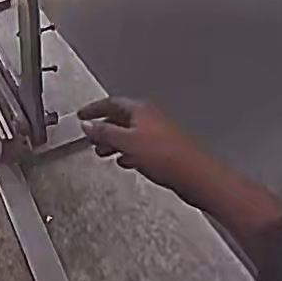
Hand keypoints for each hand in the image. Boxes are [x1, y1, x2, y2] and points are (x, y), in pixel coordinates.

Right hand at [80, 95, 281, 246]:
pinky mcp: (165, 150)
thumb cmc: (168, 157)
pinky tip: (125, 161)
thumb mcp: (126, 142)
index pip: (111, 103)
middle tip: (90, 134)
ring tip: (103, 151)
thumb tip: (88, 125)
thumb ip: (104, 132)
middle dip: (103, 127)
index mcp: (141, 111)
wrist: (198, 178)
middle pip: (120, 118)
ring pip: (129, 133)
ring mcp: (159, 134)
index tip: (83, 114)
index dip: (94, 109)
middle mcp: (150, 119)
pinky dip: (128, 151)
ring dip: (114, 141)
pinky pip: (140, 146)